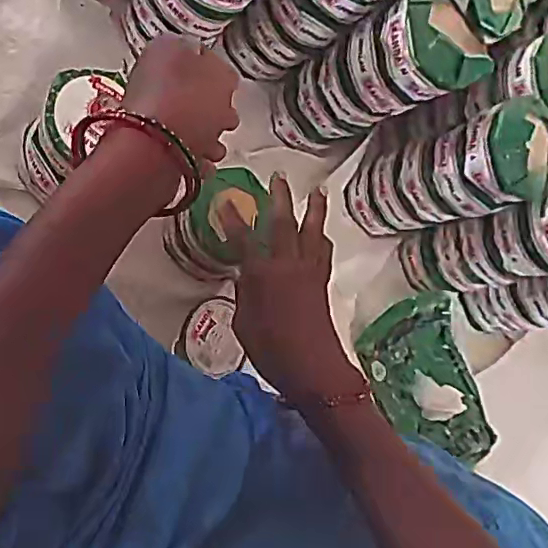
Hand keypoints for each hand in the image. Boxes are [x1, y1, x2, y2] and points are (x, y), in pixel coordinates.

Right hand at [123, 37, 239, 163]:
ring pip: (213, 135)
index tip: (178, 68)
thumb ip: (180, 47)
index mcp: (224, 77)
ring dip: (201, 132)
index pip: (217, 65)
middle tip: (179, 100)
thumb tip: (186, 51)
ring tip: (177, 130)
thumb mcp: (165, 47)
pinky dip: (191, 159)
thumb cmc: (159, 85)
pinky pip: (200, 163)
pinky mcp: (199, 167)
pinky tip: (176, 154)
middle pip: (220, 103)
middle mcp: (227, 110)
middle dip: (205, 103)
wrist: (151, 136)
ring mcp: (214, 141)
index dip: (197, 65)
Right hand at [223, 174, 367, 402]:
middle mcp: (288, 266)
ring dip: (313, 209)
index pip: (243, 239)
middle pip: (284, 224)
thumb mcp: (244, 323)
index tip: (225, 200)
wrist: (315, 370)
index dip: (233, 219)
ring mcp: (309, 272)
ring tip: (316, 191)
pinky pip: (323, 251)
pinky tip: (321, 234)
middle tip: (278, 178)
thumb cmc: (272, 351)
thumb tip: (245, 277)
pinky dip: (321, 236)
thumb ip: (244, 294)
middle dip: (279, 199)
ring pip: (312, 232)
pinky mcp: (322, 283)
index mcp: (262, 275)